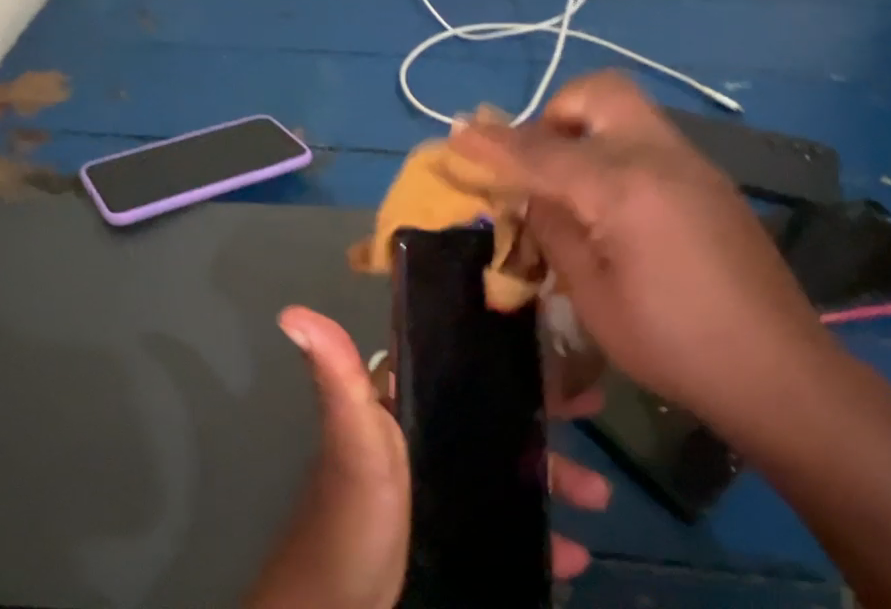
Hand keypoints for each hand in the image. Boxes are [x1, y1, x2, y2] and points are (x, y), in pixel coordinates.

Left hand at [245, 308, 610, 608]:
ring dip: (552, 477)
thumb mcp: (351, 441)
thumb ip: (335, 377)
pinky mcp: (445, 528)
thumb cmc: (349, 515)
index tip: (559, 349)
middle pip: (492, 413)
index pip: (459, 362)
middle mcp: (419, 433)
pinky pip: (503, 520)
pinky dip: (536, 531)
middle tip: (594, 409)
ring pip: (504, 467)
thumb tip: (292, 311)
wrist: (332, 607)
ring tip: (598, 498)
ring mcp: (434, 483)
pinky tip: (570, 555)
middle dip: (543, 414)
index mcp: (399, 403)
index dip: (506, 353)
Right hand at [449, 71, 829, 421]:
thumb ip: (555, 228)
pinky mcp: (711, 183)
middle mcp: (659, 157)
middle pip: (599, 92)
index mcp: (623, 185)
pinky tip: (609, 205)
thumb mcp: (591, 294)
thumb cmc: (671, 343)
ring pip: (627, 111)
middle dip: (554, 112)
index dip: (493, 144)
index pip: (541, 150)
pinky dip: (614, 150)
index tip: (455, 134)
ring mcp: (693, 165)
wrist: (778, 370)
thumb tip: (532, 192)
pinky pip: (649, 141)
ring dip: (585, 129)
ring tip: (566, 185)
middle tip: (534, 160)